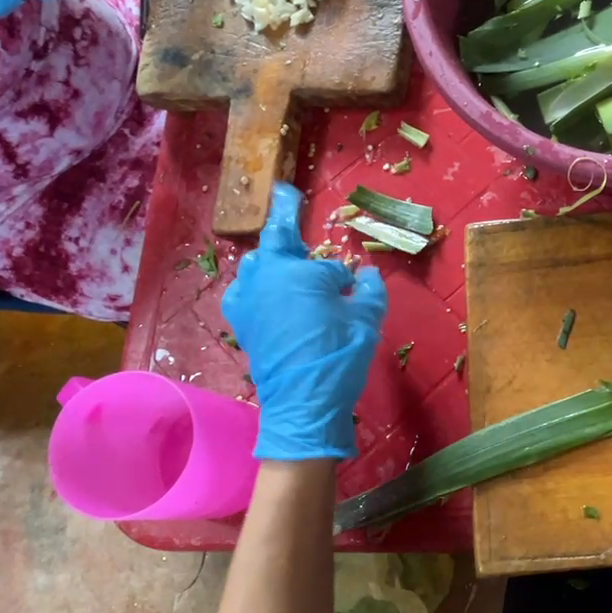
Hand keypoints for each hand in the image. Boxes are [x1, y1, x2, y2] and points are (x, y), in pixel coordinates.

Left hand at [222, 183, 387, 460]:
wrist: (304, 403)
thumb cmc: (339, 353)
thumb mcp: (367, 318)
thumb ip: (368, 289)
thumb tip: (363, 275)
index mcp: (296, 271)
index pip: (322, 260)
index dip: (336, 264)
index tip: (306, 214)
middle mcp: (264, 278)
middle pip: (274, 246)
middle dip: (284, 231)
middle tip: (289, 209)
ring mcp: (247, 301)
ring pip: (257, 268)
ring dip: (272, 261)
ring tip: (287, 262)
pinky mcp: (242, 324)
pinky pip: (247, 293)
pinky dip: (260, 288)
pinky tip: (273, 297)